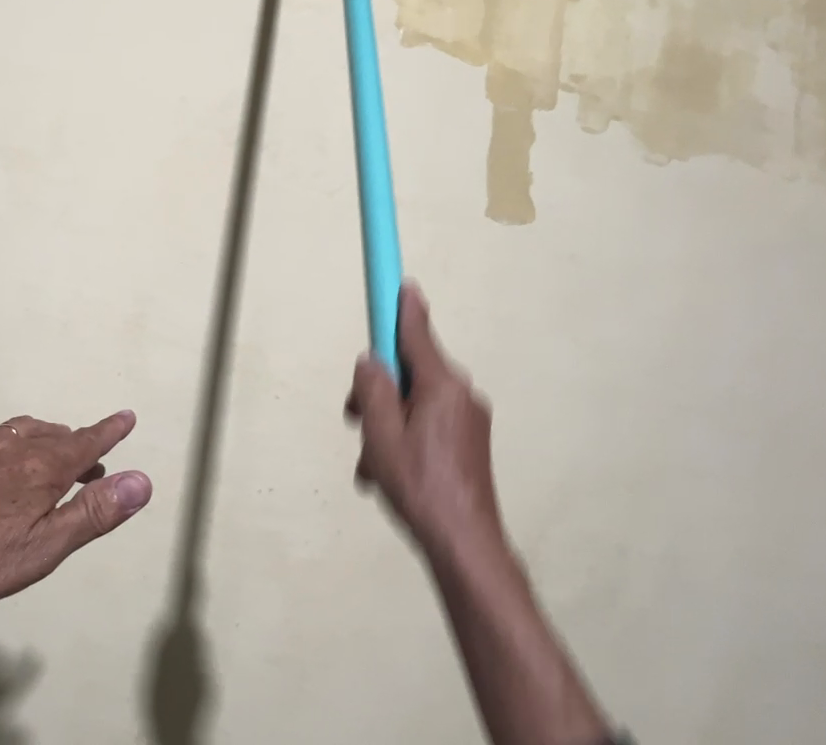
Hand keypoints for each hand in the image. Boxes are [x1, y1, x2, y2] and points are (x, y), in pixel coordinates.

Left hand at [0, 411, 151, 608]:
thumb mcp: (46, 545)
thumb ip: (93, 512)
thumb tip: (141, 480)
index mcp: (43, 468)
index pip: (87, 443)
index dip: (110, 431)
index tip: (127, 417)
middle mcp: (15, 447)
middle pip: (58, 438)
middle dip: (80, 446)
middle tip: (94, 464)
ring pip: (26, 432)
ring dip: (48, 440)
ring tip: (54, 457)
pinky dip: (16, 443)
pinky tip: (4, 462)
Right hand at [346, 285, 502, 556]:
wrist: (464, 542)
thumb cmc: (418, 484)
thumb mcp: (380, 434)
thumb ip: (372, 390)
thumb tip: (371, 360)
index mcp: (441, 387)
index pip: (416, 335)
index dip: (403, 309)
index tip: (402, 283)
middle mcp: (461, 395)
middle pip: (410, 372)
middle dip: (379, 390)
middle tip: (355, 421)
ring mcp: (469, 420)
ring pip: (415, 402)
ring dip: (387, 423)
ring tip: (373, 462)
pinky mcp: (470, 443)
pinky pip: (428, 424)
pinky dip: (404, 439)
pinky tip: (388, 472)